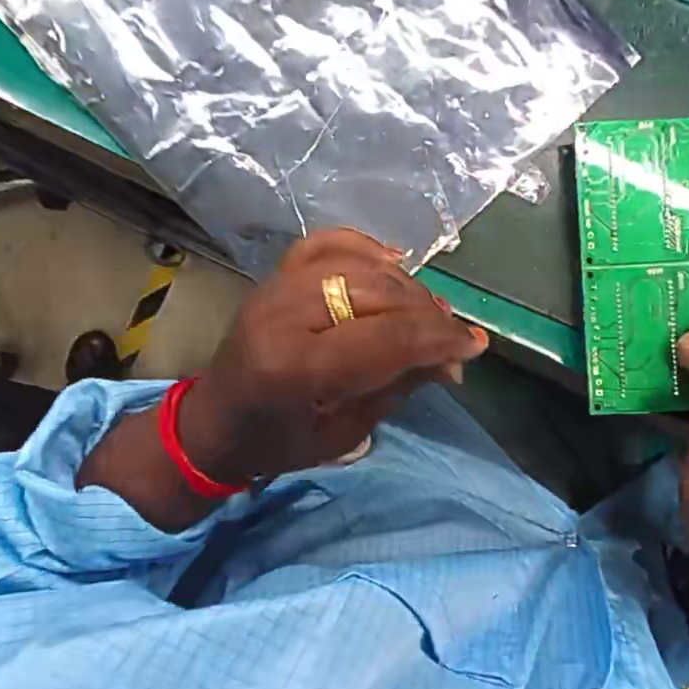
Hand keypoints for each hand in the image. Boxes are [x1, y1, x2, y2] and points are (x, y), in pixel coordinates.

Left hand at [177, 229, 488, 484]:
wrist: (213, 422)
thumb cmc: (276, 444)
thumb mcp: (343, 432)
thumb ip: (397, 387)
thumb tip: (453, 357)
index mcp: (296, 368)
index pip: (388, 338)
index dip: (440, 338)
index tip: (474, 345)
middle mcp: (284, 315)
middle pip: (379, 294)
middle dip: (429, 315)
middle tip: (453, 338)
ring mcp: (275, 288)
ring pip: (360, 266)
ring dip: (406, 286)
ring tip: (428, 313)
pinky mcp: (273, 276)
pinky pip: (328, 245)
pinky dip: (366, 250)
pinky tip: (393, 265)